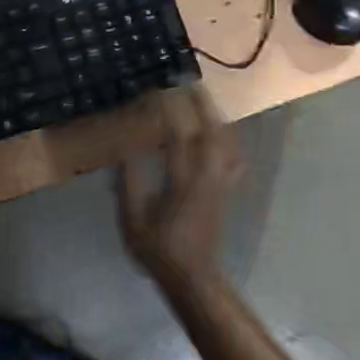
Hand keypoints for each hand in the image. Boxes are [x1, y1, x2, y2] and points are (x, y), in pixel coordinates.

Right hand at [116, 87, 243, 290]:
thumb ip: (130, 183)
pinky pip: (233, 156)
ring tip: (204, 100)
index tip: (159, 90)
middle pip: (210, 132)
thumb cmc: (158, 250)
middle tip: (189, 82)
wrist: (195, 278)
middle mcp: (208, 178)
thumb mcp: (133, 219)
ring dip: (216, 117)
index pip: (178, 137)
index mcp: (183, 183)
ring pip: (227, 143)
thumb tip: (126, 150)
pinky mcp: (227, 191)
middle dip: (201, 104)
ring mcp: (222, 184)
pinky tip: (220, 133)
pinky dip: (227, 138)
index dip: (170, 111)